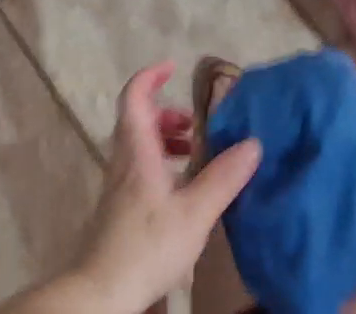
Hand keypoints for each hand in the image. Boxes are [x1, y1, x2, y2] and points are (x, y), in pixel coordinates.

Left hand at [72, 60, 262, 313]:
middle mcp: (123, 158)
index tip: (174, 67)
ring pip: (139, 143)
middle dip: (168, 112)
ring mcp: (118, 181)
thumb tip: (252, 142)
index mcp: (137, 149)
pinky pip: (141, 165)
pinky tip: (184, 188)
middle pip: (138, 117)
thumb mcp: (194, 212)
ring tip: (196, 154)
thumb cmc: (147, 244)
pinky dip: (162, 161)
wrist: (103, 287)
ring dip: (166, 138)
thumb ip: (223, 177)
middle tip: (198, 124)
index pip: (135, 96)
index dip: (151, 76)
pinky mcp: (120, 203)